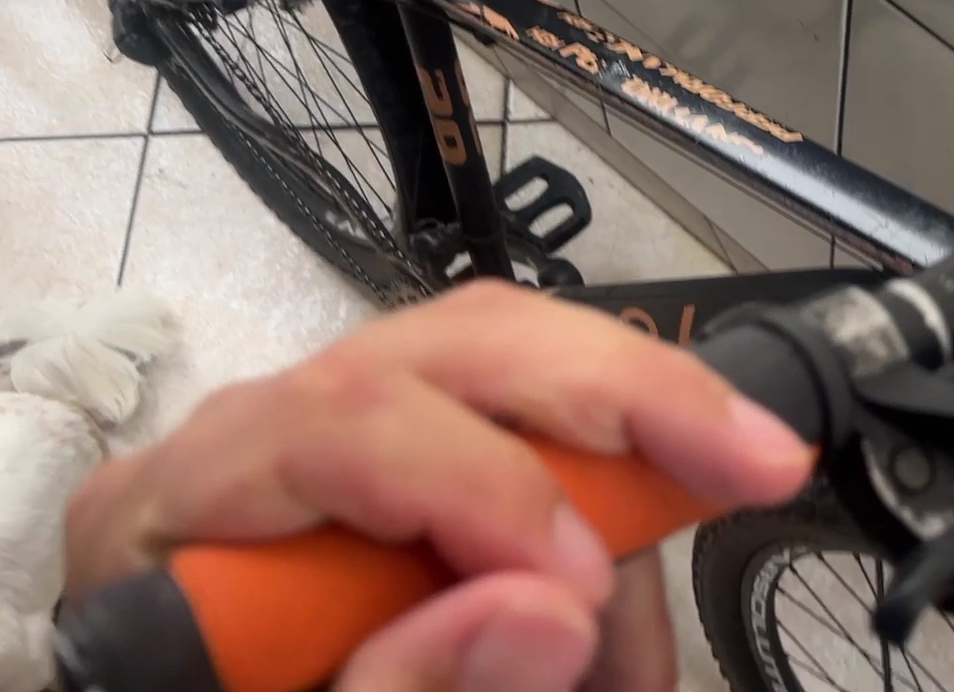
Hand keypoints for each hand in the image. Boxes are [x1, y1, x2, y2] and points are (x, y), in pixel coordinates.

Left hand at [63, 281, 812, 691]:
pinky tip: (645, 577)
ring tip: (713, 530)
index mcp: (191, 496)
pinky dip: (626, 480)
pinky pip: (551, 406)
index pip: (355, 419)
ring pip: (534, 352)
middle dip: (635, 395)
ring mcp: (368, 405)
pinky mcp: (435, 426)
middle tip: (762, 455)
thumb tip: (558, 613)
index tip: (593, 592)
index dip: (492, 490)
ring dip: (647, 437)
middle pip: (478, 340)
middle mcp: (286, 415)